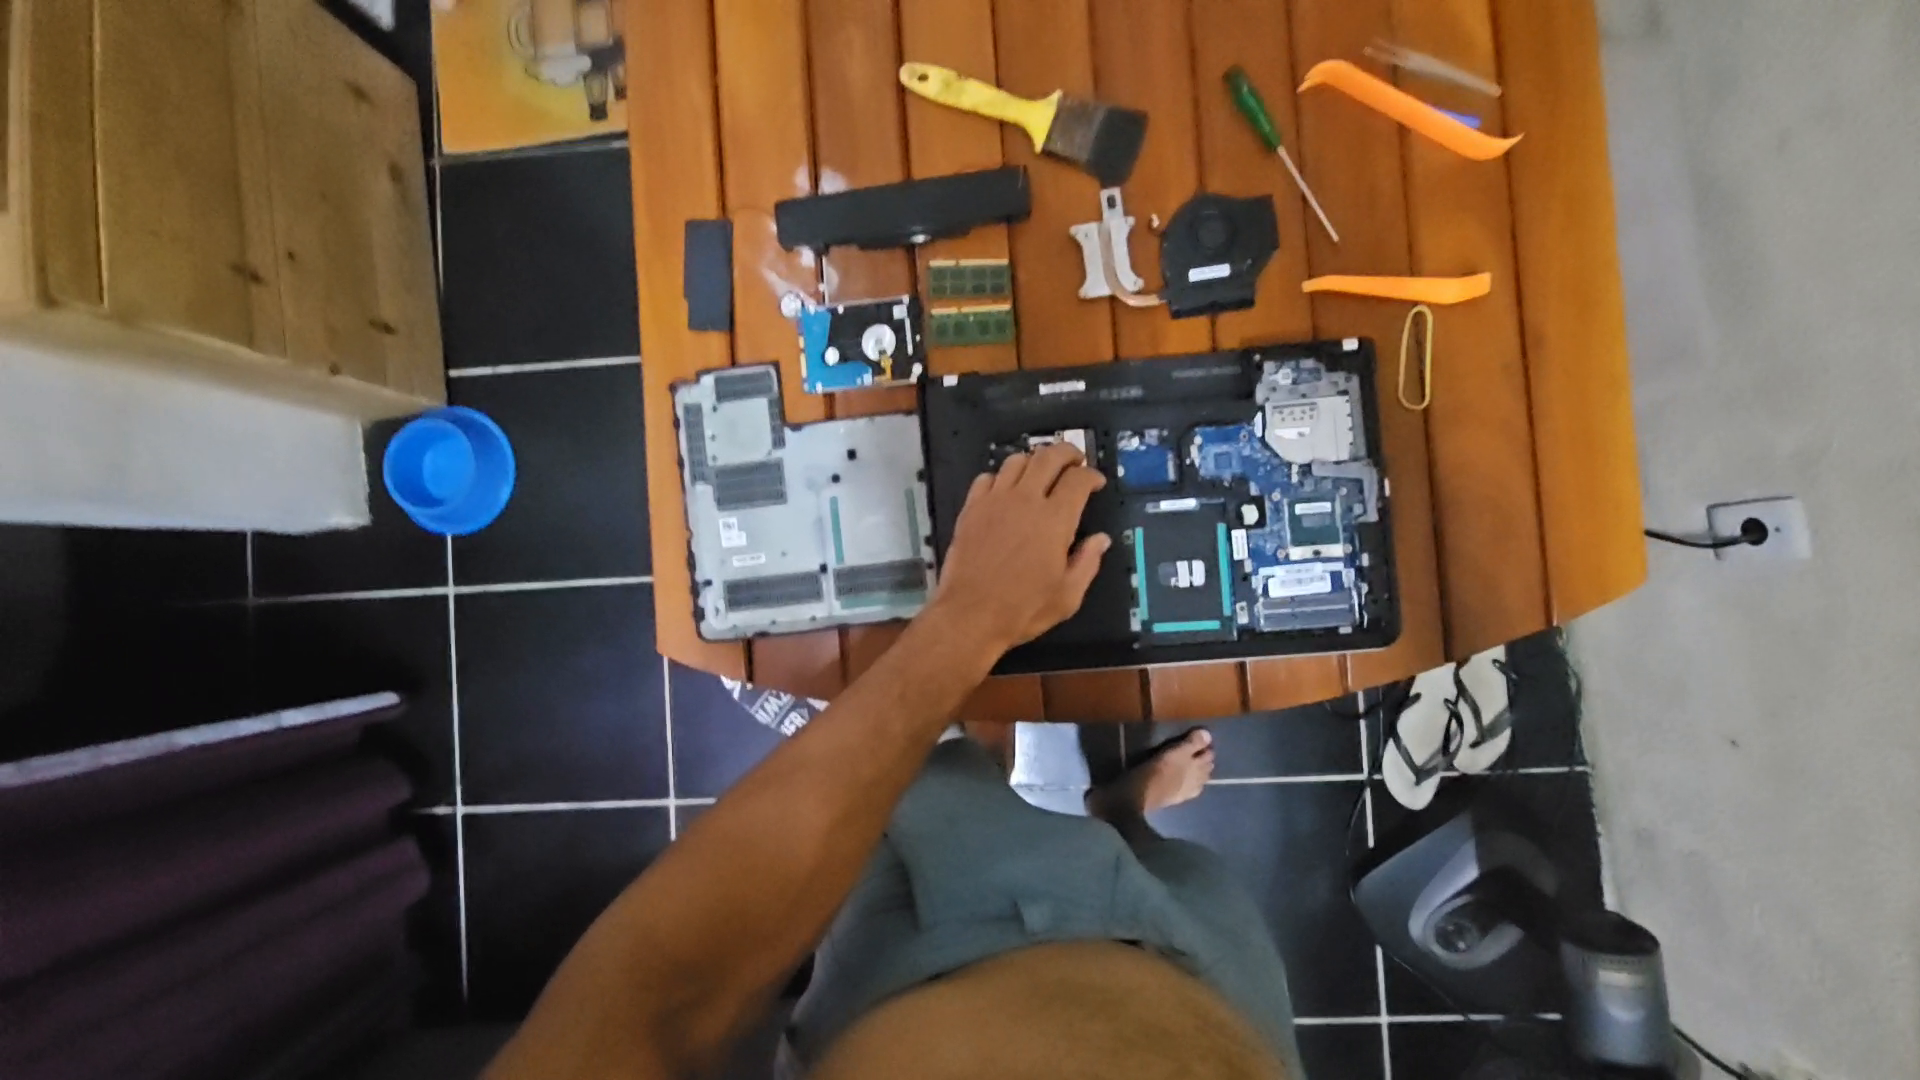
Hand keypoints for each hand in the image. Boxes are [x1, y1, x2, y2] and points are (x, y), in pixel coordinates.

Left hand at [928, 442, 1110, 653]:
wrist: (970, 615)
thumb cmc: (1023, 609)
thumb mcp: (1067, 596)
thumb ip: (1087, 562)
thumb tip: (1100, 540)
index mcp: (1054, 520)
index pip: (1078, 479)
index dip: (1092, 475)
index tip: (1096, 482)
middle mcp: (1024, 501)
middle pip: (1047, 457)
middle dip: (1066, 452)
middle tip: (1074, 460)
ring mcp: (994, 501)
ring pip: (1016, 461)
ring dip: (1033, 460)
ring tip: (1041, 471)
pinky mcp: (971, 509)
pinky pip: (986, 478)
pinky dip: (1001, 477)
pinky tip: (1006, 489)